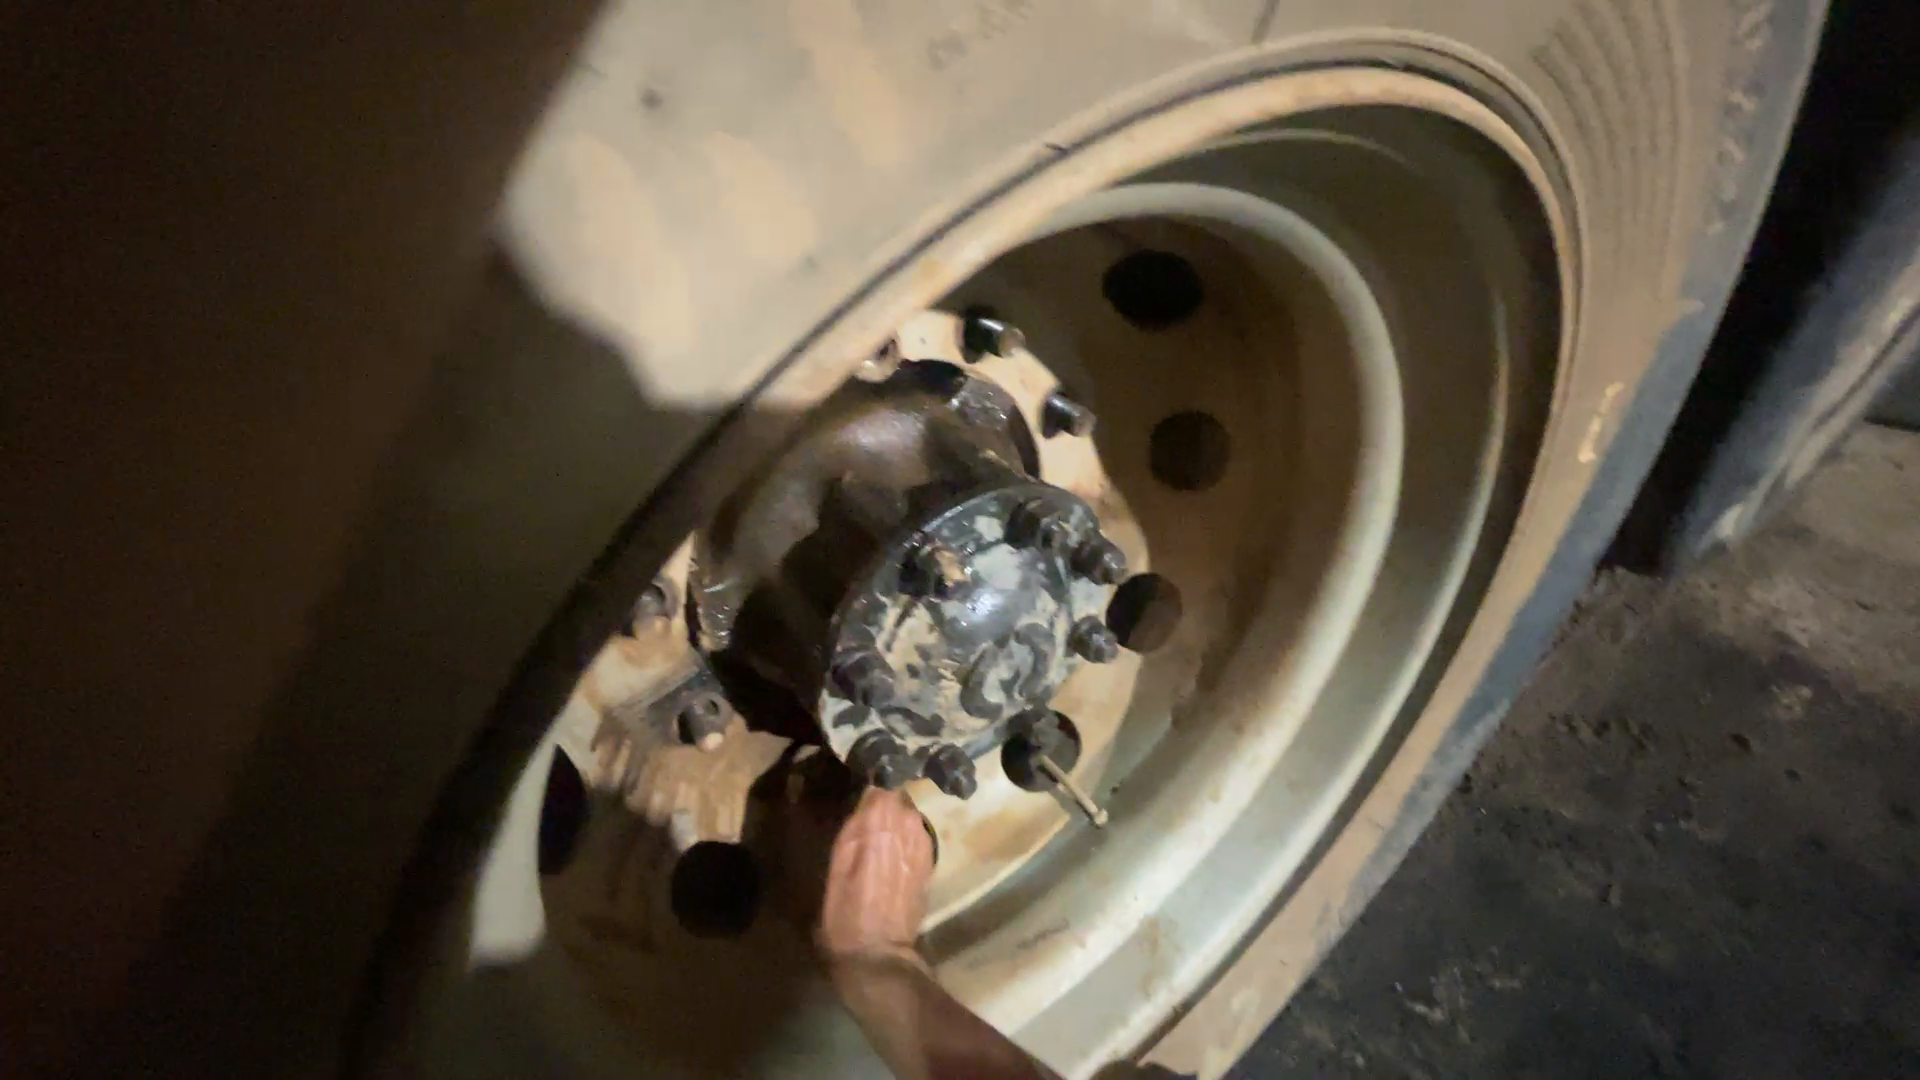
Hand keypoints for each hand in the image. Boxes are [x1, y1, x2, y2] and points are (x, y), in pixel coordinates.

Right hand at [817, 787, 934, 967]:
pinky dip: (906, 837)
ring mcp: (923, 841)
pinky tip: (893, 853)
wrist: (879, 952)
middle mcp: (907, 824)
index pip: (881, 785)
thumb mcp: (837, 866)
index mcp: (878, 823)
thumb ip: (854, 826)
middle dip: (883, 805)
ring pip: (908, 814)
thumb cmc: (846, 911)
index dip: (870, 790)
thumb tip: (866, 798)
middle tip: (866, 820)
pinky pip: (916, 833)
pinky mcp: (931, 858)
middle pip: (897, 797)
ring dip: (896, 820)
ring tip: (880, 837)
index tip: (859, 796)